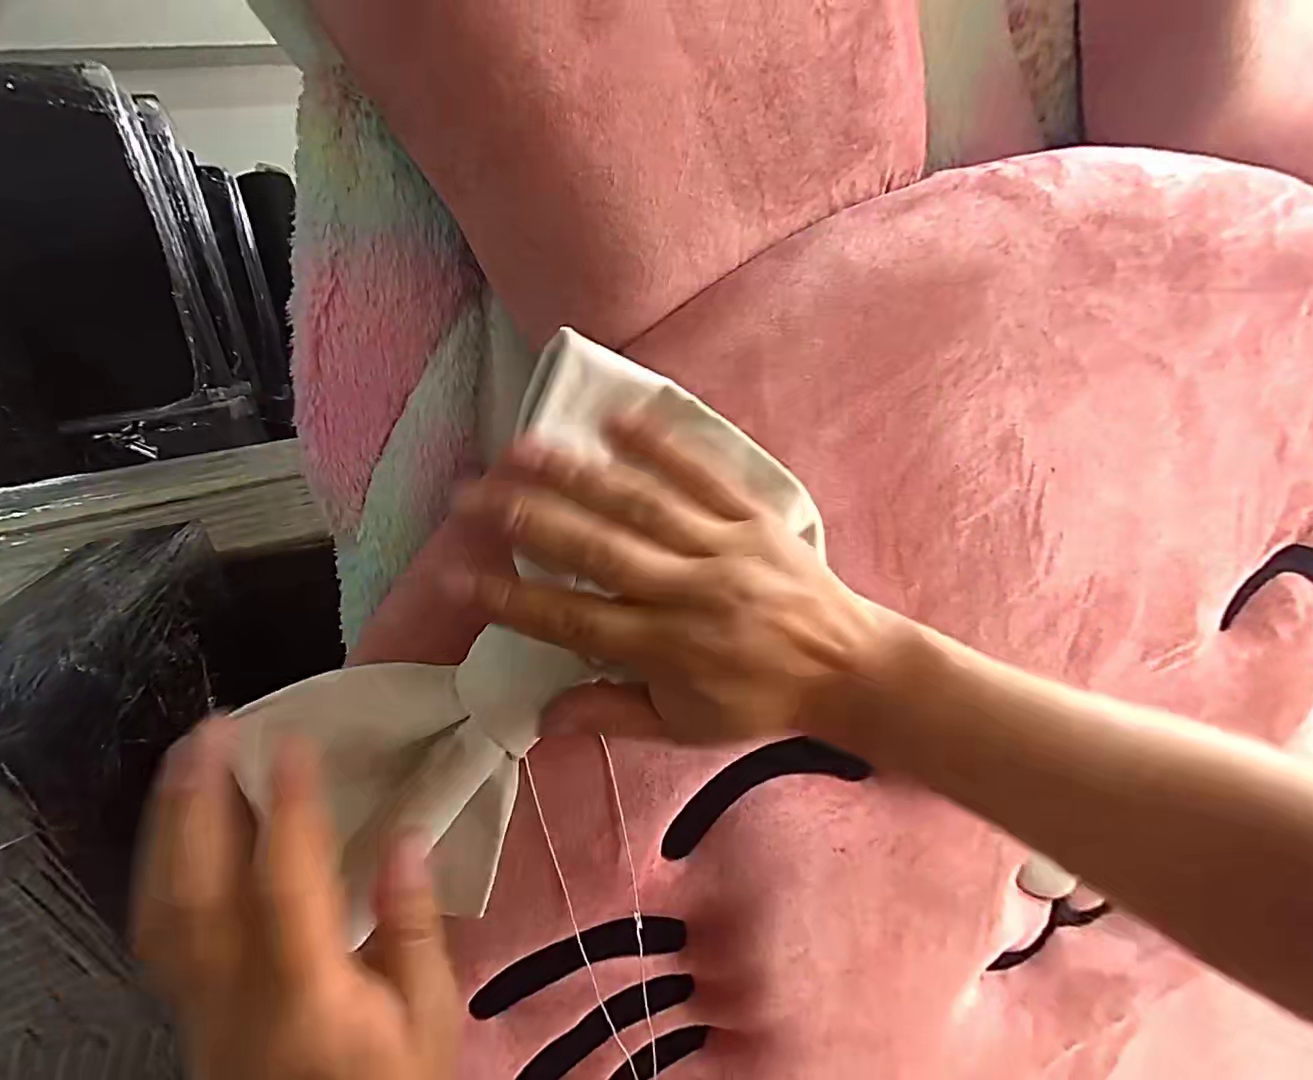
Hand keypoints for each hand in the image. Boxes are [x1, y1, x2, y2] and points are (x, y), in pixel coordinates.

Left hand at [132, 718, 459, 1079]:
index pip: (286, 886)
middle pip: (196, 892)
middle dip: (198, 799)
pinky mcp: (186, 1005)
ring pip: (163, 906)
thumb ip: (413, 927)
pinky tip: (173, 821)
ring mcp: (198, 1003)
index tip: (291, 741)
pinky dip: (159, 859)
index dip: (288, 807)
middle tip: (211, 730)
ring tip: (183, 758)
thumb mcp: (426, 1016)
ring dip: (168, 821)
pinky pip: (159, 925)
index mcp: (305, 996)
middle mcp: (236, 996)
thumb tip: (407, 841)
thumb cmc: (383, 1079)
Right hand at [451, 414, 894, 743]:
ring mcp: (721, 547)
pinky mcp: (752, 517)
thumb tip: (540, 718)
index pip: (571, 619)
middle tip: (473, 494)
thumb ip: (609, 714)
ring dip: (574, 474)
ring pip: (638, 504)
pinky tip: (617, 418)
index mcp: (664, 648)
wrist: (852, 670)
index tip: (461, 577)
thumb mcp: (681, 725)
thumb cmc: (756, 701)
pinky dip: (660, 445)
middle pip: (595, 550)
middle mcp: (686, 592)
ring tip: (521, 447)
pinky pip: (702, 476)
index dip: (512, 598)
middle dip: (526, 519)